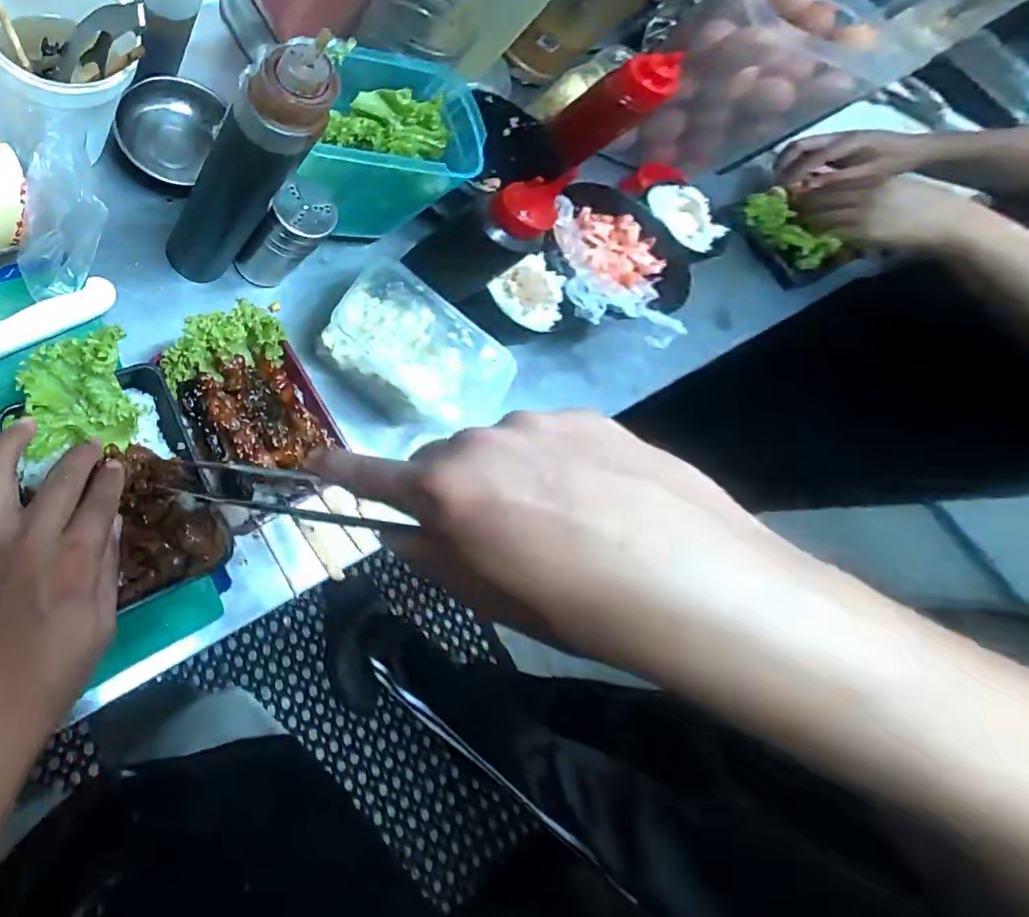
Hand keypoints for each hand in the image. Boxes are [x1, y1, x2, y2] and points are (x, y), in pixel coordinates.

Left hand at [0, 419, 123, 742]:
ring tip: (27, 423)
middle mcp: (31, 541)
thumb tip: (113, 520)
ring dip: (12, 442)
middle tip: (91, 445)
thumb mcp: (102, 626)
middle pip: (59, 480)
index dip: (111, 478)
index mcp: (73, 562)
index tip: (116, 465)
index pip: (99, 501)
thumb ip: (107, 567)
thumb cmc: (54, 673)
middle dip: (81, 456)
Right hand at [310, 412, 811, 669]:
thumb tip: (403, 531)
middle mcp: (478, 442)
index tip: (312, 462)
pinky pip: (541, 438)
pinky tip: (595, 497)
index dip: (337, 469)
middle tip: (491, 532)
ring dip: (500, 474)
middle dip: (446, 490)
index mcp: (446, 489)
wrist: (716, 594)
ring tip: (558, 517)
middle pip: (437, 462)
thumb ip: (430, 556)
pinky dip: (546, 462)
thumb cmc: (582, 611)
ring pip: (490, 447)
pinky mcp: (587, 417)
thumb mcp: (488, 597)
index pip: (370, 474)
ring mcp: (534, 423)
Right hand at [775, 130, 934, 192]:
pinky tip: (799, 176)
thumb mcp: (872, 172)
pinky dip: (796, 163)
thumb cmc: (897, 161)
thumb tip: (807, 186)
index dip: (795, 173)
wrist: (918, 149)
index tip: (783, 189)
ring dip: (786, 163)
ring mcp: (835, 138)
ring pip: (798, 147)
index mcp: (848, 141)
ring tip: (784, 180)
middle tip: (777, 183)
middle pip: (797, 146)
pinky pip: (807, 151)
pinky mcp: (834, 143)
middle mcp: (838, 136)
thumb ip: (838, 178)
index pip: (812, 156)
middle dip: (782, 164)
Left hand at [796, 176, 989, 254]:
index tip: (795, 194)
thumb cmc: (926, 205)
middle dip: (800, 205)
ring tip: (799, 223)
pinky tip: (816, 233)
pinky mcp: (863, 232)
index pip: (829, 182)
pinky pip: (830, 231)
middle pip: (817, 198)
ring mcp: (863, 213)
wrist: (953, 224)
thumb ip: (869, 187)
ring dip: (804, 220)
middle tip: (790, 211)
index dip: (808, 189)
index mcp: (876, 180)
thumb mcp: (898, 188)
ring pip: (818, 216)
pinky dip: (819, 232)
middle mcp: (867, 194)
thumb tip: (836, 190)